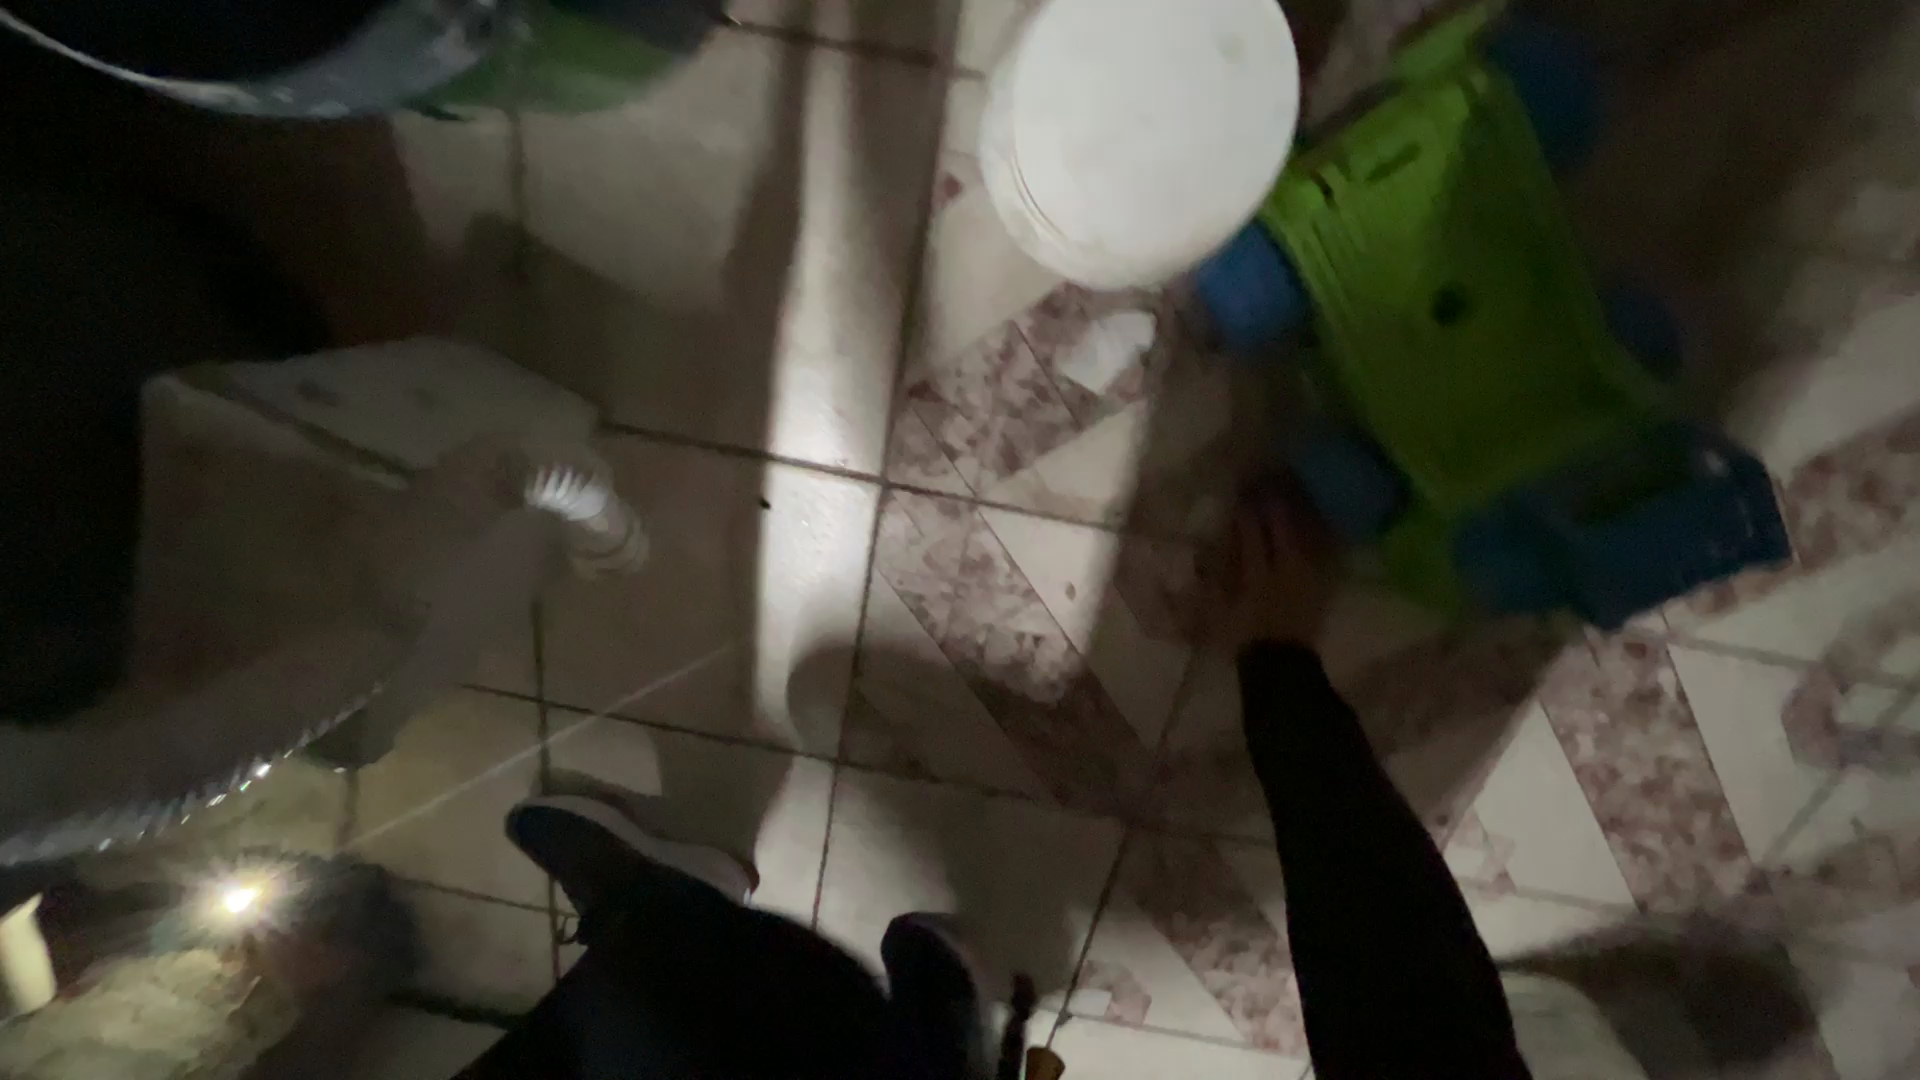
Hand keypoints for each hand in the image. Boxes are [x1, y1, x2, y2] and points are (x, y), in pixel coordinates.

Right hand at [1199, 486, 1337, 650]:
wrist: (1281, 666)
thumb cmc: (1243, 639)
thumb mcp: (1217, 612)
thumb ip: (1211, 584)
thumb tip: (1203, 557)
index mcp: (1258, 573)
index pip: (1253, 534)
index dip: (1247, 514)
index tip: (1242, 494)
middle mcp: (1285, 569)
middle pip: (1283, 530)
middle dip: (1275, 507)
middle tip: (1268, 486)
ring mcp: (1308, 577)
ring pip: (1305, 537)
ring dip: (1298, 517)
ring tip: (1293, 499)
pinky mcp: (1321, 588)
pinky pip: (1322, 555)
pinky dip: (1318, 539)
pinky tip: (1316, 529)